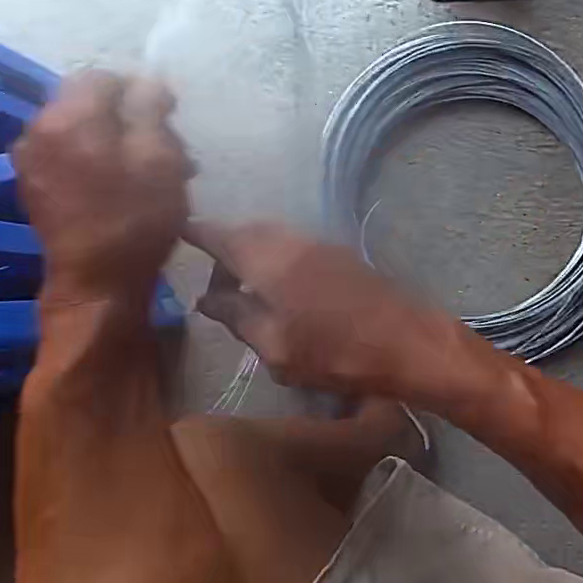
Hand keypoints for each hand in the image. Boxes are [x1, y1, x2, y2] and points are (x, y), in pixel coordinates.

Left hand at [14, 71, 188, 308]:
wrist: (99, 282)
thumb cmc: (137, 218)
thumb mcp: (159, 157)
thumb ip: (150, 109)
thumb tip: (147, 80)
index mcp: (67, 117)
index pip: (103, 77)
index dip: (140, 90)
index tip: (170, 117)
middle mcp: (38, 130)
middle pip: (91, 103)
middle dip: (134, 120)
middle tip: (172, 151)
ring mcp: (33, 161)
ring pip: (85, 131)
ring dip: (122, 142)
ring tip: (156, 172)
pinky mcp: (37, 187)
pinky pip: (73, 155)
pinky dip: (103, 161)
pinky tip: (128, 186)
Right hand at [186, 220, 471, 400]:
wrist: (407, 342)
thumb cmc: (335, 351)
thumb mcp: (274, 345)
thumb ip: (236, 315)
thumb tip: (206, 298)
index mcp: (268, 257)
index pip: (219, 233)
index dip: (195, 233)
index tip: (175, 233)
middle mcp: (292, 239)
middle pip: (246, 231)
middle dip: (224, 250)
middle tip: (216, 288)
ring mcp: (320, 243)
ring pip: (272, 236)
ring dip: (252, 254)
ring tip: (246, 294)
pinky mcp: (341, 254)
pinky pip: (294, 245)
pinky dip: (276, 258)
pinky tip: (279, 290)